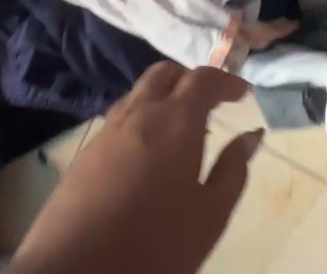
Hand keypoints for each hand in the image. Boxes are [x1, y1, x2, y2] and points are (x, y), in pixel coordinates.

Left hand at [8, 63, 262, 273]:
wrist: (75, 272)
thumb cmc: (155, 245)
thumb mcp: (209, 216)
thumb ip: (233, 170)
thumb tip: (251, 135)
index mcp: (175, 121)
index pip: (202, 78)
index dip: (225, 80)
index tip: (242, 93)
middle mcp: (140, 113)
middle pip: (165, 73)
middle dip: (191, 79)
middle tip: (211, 102)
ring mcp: (108, 130)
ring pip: (140, 92)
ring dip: (164, 96)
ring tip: (182, 129)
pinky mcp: (87, 152)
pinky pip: (121, 116)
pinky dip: (142, 117)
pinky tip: (149, 152)